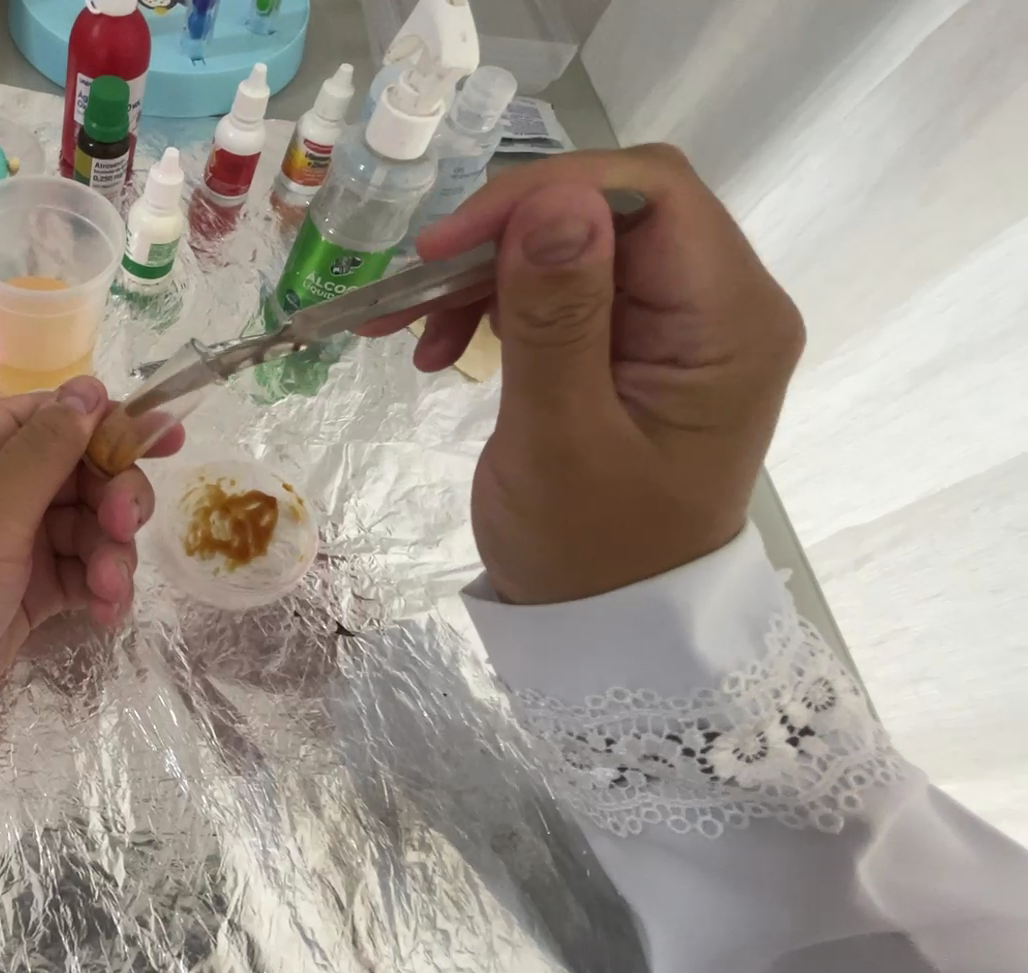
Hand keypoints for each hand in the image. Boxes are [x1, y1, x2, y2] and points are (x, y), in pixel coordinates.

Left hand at [0, 377, 181, 710]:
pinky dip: (99, 587)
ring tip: (109, 590)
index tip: (169, 441)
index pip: (59, 418)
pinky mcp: (29, 586)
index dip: (114, 426)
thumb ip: (48, 447)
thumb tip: (90, 386)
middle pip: (84, 472)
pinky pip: (80, 572)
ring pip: (90, 526)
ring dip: (111, 554)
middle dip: (114, 500)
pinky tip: (106, 612)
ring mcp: (16, 537)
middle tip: (125, 527)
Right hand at [369, 145, 804, 603]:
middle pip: (602, 217)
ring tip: (408, 334)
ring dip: (476, 279)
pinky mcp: (621, 351)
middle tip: (405, 295)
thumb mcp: (558, 438)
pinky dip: (485, 311)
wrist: (599, 618)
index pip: (648, 196)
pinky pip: (551, 298)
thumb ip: (556, 319)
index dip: (538, 197)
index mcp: (726, 320)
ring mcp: (664, 328)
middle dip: (493, 242)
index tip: (437, 248)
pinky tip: (440, 351)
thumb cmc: (584, 548)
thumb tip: (552, 201)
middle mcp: (710, 305)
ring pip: (564, 253)